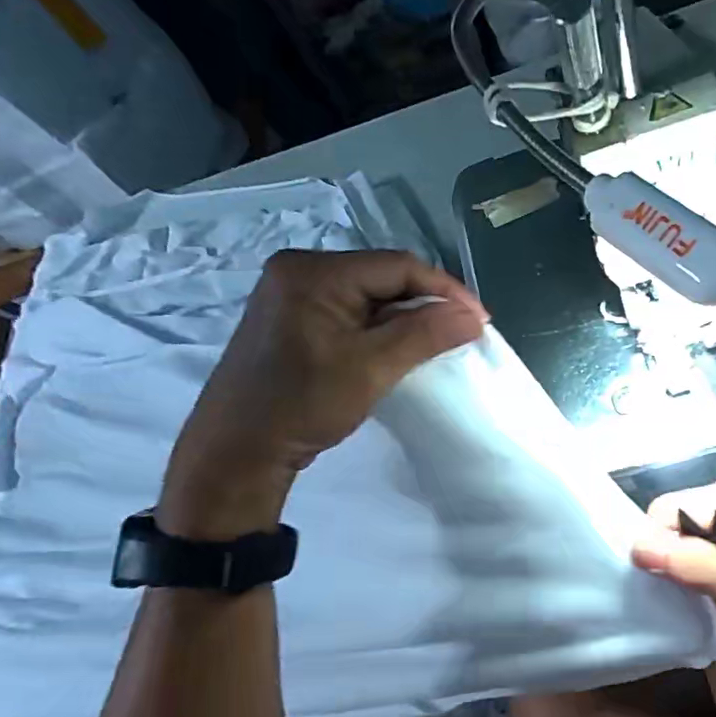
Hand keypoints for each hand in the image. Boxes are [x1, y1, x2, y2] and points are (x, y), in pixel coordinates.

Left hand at [159, 249, 486, 540]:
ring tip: (440, 340)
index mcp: (313, 271)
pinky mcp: (294, 317)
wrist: (235, 451)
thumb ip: (425, 335)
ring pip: (371, 294)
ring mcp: (293, 293)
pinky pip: (352, 310)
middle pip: (384, 276)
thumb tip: (474, 317)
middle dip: (427, 303)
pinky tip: (402, 346)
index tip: (479, 321)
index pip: (398, 266)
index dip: (445, 290)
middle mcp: (299, 270)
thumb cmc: (300, 405)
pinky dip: (382, 326)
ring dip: (407, 316)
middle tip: (462, 331)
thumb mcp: (370, 368)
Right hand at [630, 481, 715, 659]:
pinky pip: (709, 550)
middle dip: (678, 562)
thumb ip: (695, 565)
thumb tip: (636, 546)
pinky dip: (711, 575)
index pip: (667, 510)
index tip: (672, 586)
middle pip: (677, 523)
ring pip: (690, 540)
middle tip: (700, 598)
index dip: (658, 546)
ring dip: (695, 573)